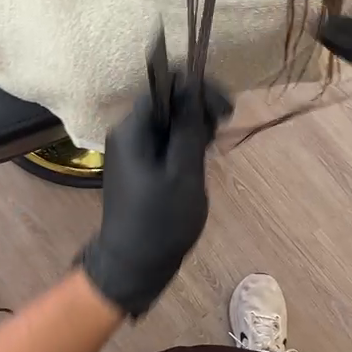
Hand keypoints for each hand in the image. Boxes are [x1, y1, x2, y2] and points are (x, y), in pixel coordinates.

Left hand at [79, 79, 230, 316]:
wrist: (133, 264)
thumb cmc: (162, 220)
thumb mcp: (184, 172)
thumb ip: (188, 127)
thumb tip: (192, 87)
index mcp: (132, 130)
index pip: (165, 87)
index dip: (197, 90)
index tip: (225, 110)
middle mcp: (126, 135)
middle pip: (165, 104)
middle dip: (197, 109)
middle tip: (222, 131)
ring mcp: (129, 152)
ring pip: (166, 124)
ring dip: (192, 128)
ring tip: (212, 148)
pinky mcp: (136, 168)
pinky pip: (161, 144)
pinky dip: (182, 145)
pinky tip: (198, 159)